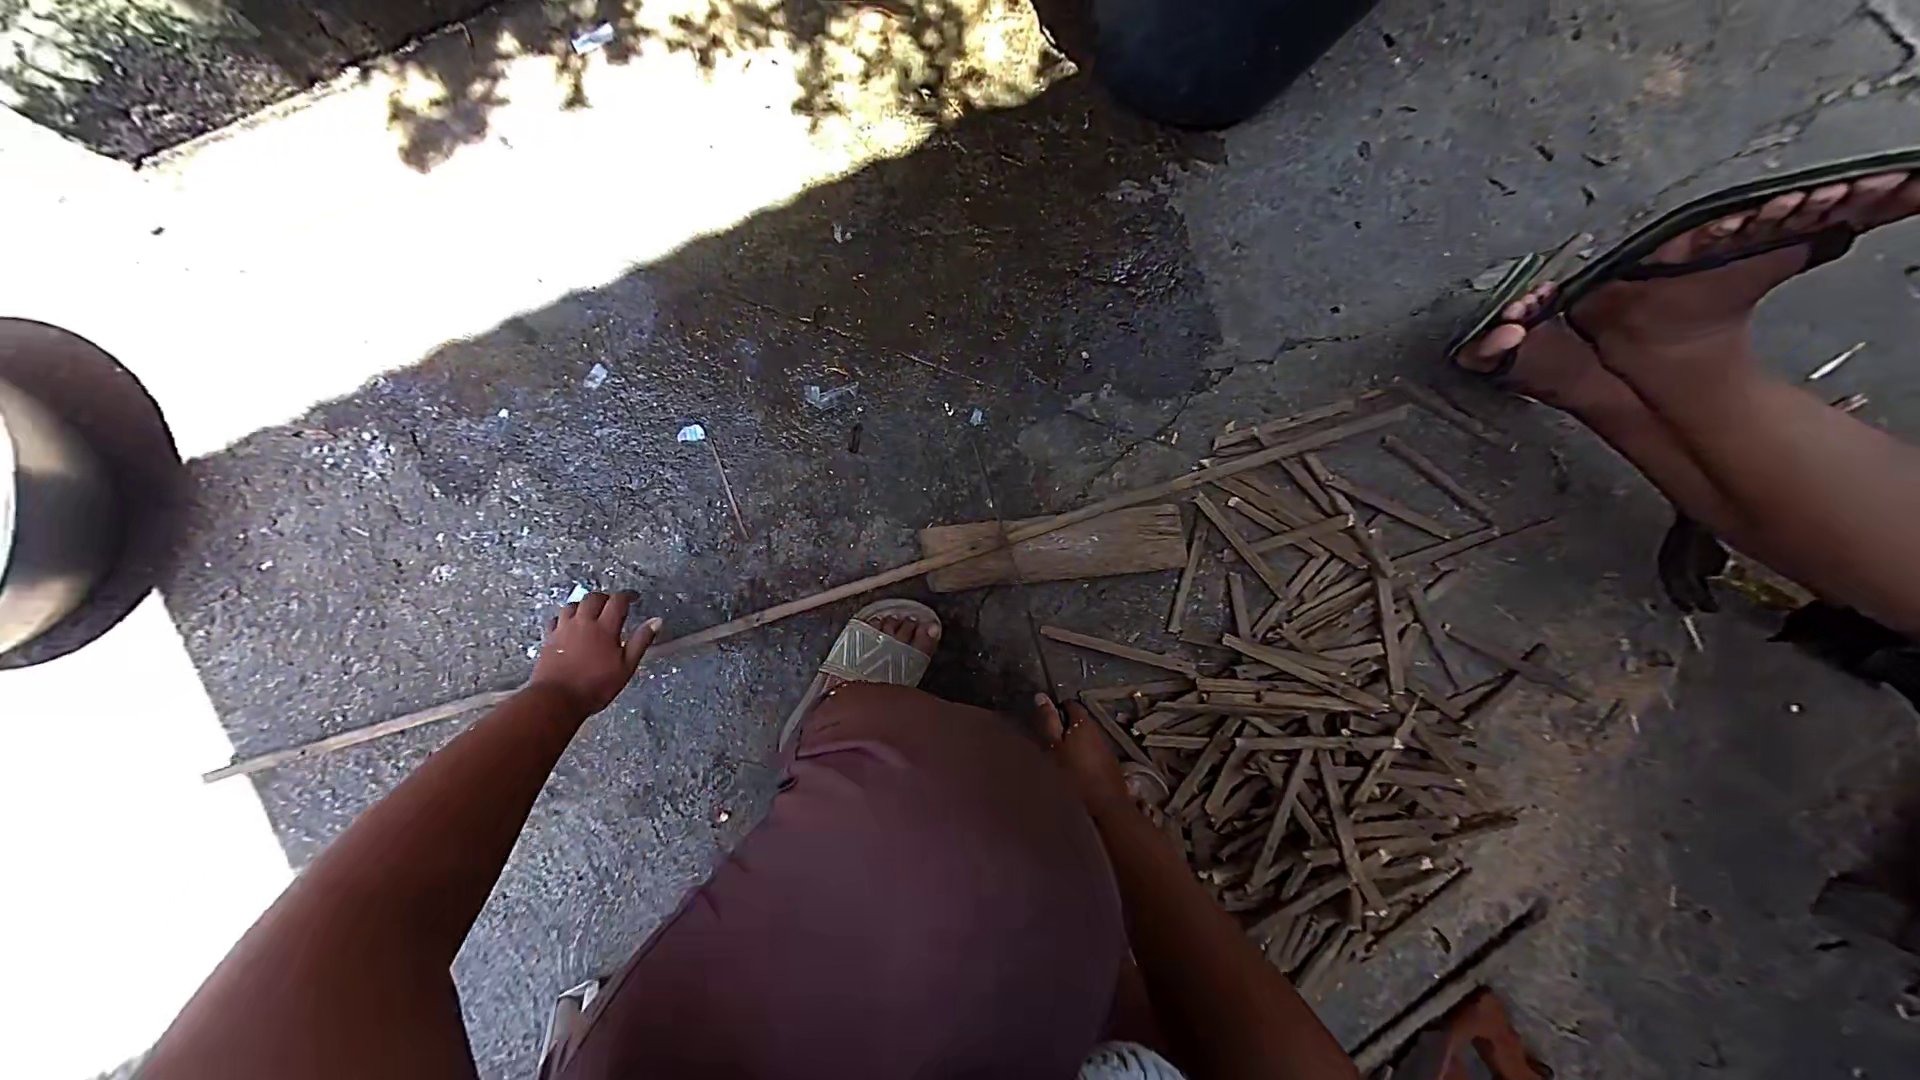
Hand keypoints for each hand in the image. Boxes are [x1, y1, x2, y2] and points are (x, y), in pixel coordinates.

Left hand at [530, 591, 660, 716]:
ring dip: (584, 604)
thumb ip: (641, 641)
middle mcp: (583, 623)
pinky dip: (566, 617)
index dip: (627, 596)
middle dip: (605, 597)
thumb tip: (656, 621)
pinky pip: (556, 619)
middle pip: (593, 598)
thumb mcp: (626, 666)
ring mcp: (563, 630)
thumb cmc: (595, 685)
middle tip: (613, 604)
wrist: (556, 699)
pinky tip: (570, 624)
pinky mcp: (549, 639)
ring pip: (572, 605)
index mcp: (604, 628)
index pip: (617, 601)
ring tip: (592, 612)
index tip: (634, 598)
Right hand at [1035, 694, 1129, 810]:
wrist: (1105, 805)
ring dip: (1075, 743)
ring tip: (1060, 758)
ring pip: (1087, 737)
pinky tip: (1076, 771)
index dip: (1057, 710)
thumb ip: (1048, 721)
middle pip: (1079, 721)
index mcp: (1083, 723)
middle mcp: (1098, 730)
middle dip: (1065, 727)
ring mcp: (1106, 748)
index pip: (1070, 704)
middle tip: (1050, 743)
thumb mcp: (1054, 746)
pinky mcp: (1110, 764)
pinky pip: (1093, 752)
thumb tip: (1041, 695)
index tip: (1046, 723)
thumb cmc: (1074, 773)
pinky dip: (1084, 756)